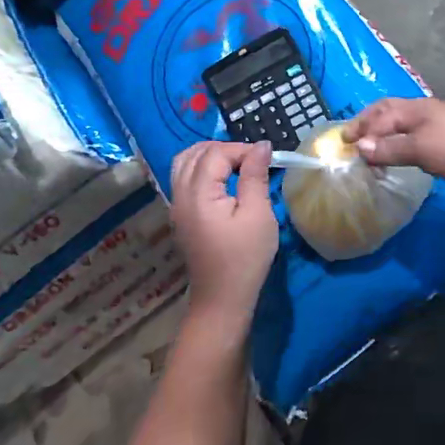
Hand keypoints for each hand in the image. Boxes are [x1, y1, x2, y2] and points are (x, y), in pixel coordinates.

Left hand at [169, 141, 277, 324]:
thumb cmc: (245, 257)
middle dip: (224, 149)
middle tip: (252, 159)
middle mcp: (180, 196)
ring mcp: (177, 207)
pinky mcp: (181, 216)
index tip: (267, 158)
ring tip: (239, 165)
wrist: (223, 298)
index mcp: (198, 194)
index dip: (241, 149)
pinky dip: (203, 170)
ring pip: (184, 165)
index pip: (215, 154)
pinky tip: (225, 181)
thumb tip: (261, 146)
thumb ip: (255, 176)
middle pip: (193, 154)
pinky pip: (185, 180)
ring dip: (211, 157)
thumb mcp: (258, 214)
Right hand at [343, 98, 444, 193]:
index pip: (380, 113)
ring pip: (402, 128)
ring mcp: (436, 128)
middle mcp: (423, 113)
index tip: (343, 145)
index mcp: (415, 108)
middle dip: (369, 124)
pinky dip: (399, 148)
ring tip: (369, 153)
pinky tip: (397, 160)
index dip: (360, 127)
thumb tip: (360, 147)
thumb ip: (390, 148)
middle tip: (351, 141)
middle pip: (389, 113)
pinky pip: (414, 142)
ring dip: (384, 137)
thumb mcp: (420, 148)